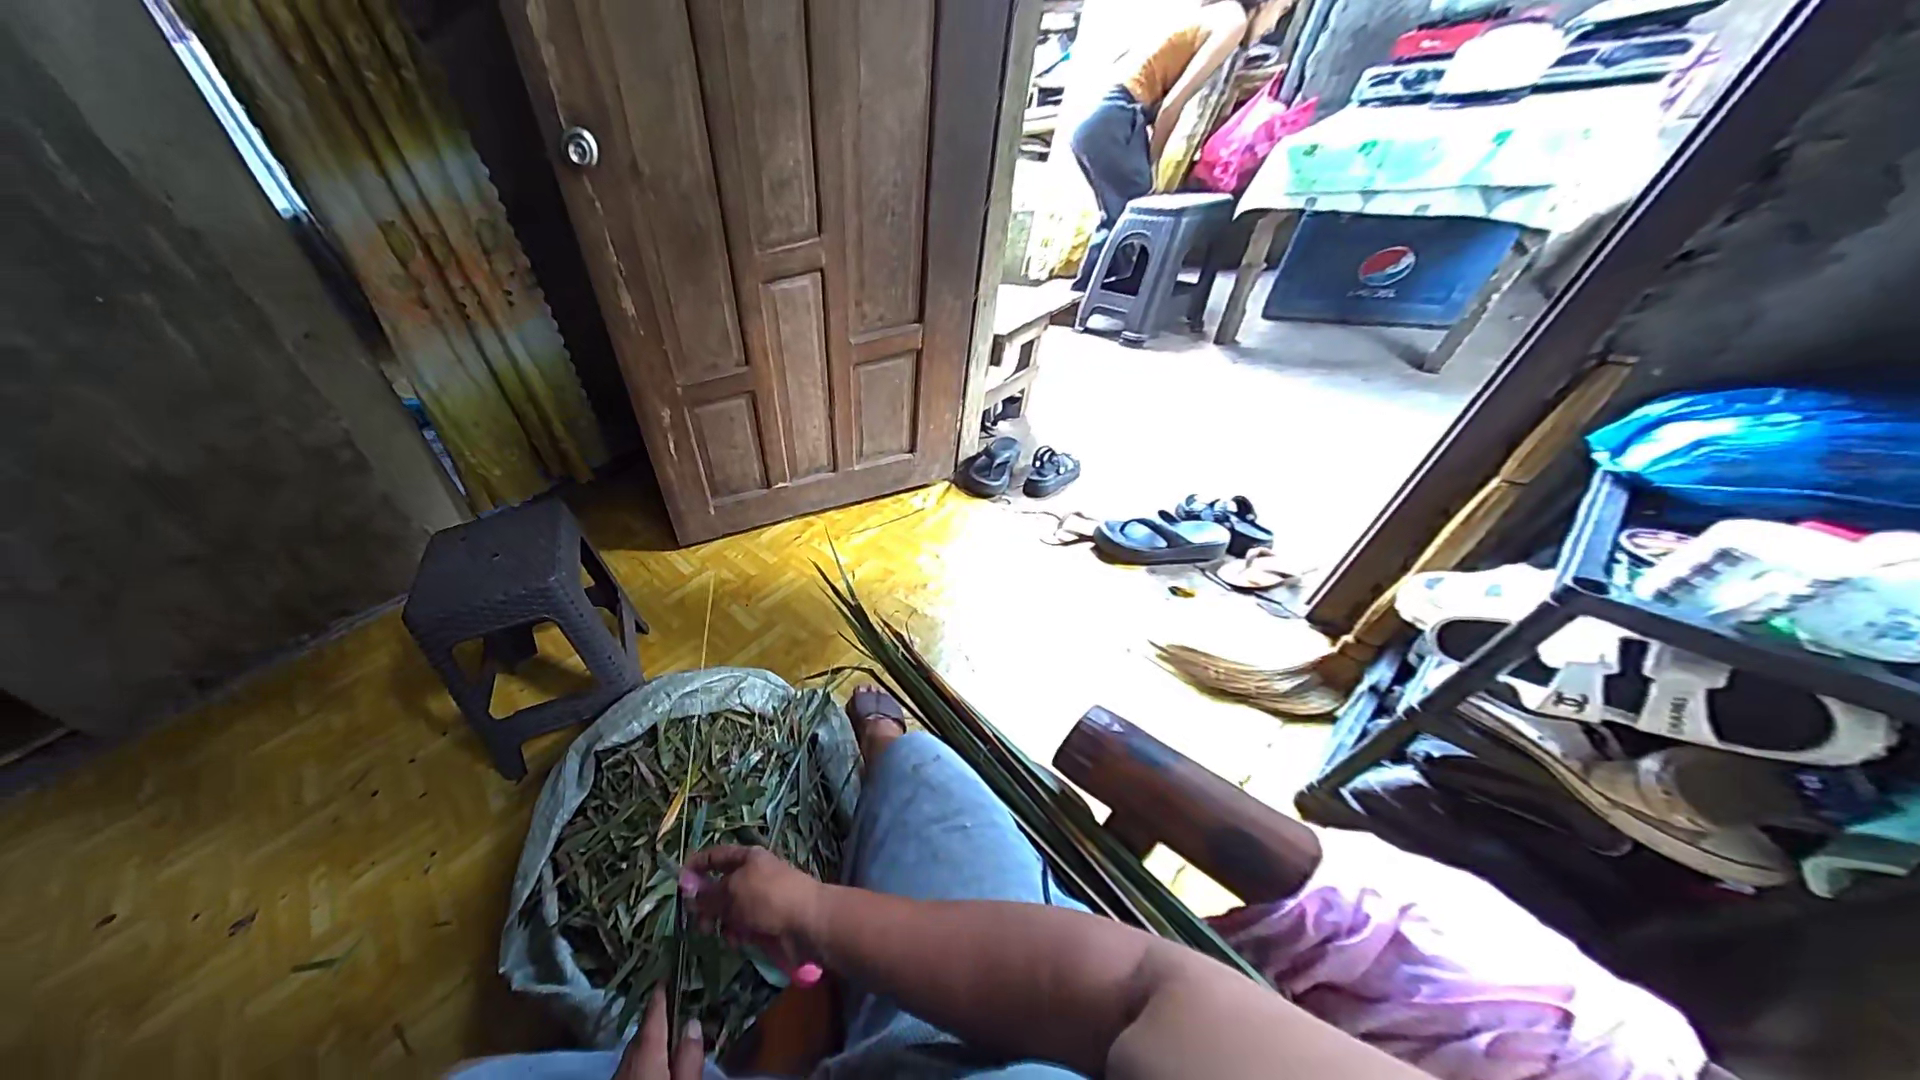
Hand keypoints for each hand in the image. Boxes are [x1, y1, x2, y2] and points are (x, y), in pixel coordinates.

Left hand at [612, 987, 702, 1079]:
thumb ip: (689, 1057)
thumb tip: (693, 1023)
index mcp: (645, 1052)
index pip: (653, 1011)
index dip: (663, 989)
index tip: (673, 970)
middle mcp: (626, 1060)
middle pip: (644, 1030)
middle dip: (661, 1016)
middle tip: (682, 1001)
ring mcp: (617, 1076)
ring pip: (636, 1049)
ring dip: (653, 1038)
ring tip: (674, 1031)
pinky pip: (631, 1065)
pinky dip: (645, 1056)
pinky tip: (658, 1062)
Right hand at [680, 845, 826, 981]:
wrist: (806, 922)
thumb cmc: (769, 897)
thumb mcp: (733, 891)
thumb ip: (707, 892)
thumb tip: (684, 883)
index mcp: (747, 858)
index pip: (716, 856)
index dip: (696, 866)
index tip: (677, 883)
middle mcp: (751, 876)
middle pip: (719, 887)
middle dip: (706, 903)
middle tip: (699, 920)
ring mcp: (757, 900)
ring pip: (726, 910)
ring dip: (720, 921)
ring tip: (719, 931)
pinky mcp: (762, 922)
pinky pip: (740, 926)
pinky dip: (736, 933)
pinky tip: (739, 940)